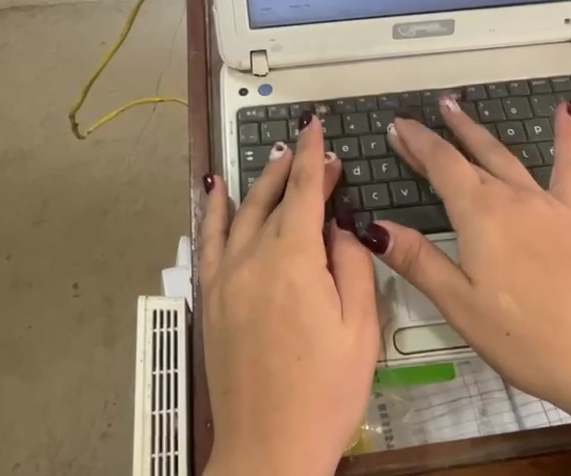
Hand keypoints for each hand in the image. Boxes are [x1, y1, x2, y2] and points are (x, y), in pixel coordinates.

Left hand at [198, 114, 378, 475]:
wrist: (269, 447)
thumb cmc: (325, 392)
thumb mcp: (361, 327)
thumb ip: (351, 262)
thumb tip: (341, 223)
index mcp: (294, 260)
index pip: (305, 191)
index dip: (314, 156)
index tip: (316, 127)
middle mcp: (253, 257)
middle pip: (274, 197)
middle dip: (294, 168)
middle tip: (313, 151)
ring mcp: (226, 276)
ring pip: (242, 211)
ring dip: (261, 182)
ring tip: (275, 160)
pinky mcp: (211, 297)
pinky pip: (209, 239)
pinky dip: (214, 209)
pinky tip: (217, 190)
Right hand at [364, 96, 570, 420]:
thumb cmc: (527, 339)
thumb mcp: (461, 305)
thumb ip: (418, 261)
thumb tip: (373, 227)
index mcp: (480, 215)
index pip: (440, 164)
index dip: (416, 143)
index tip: (396, 126)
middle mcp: (512, 198)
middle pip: (469, 156)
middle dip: (439, 136)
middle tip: (415, 119)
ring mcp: (546, 205)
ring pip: (505, 157)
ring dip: (477, 133)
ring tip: (457, 108)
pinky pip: (568, 169)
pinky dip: (565, 138)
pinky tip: (566, 113)